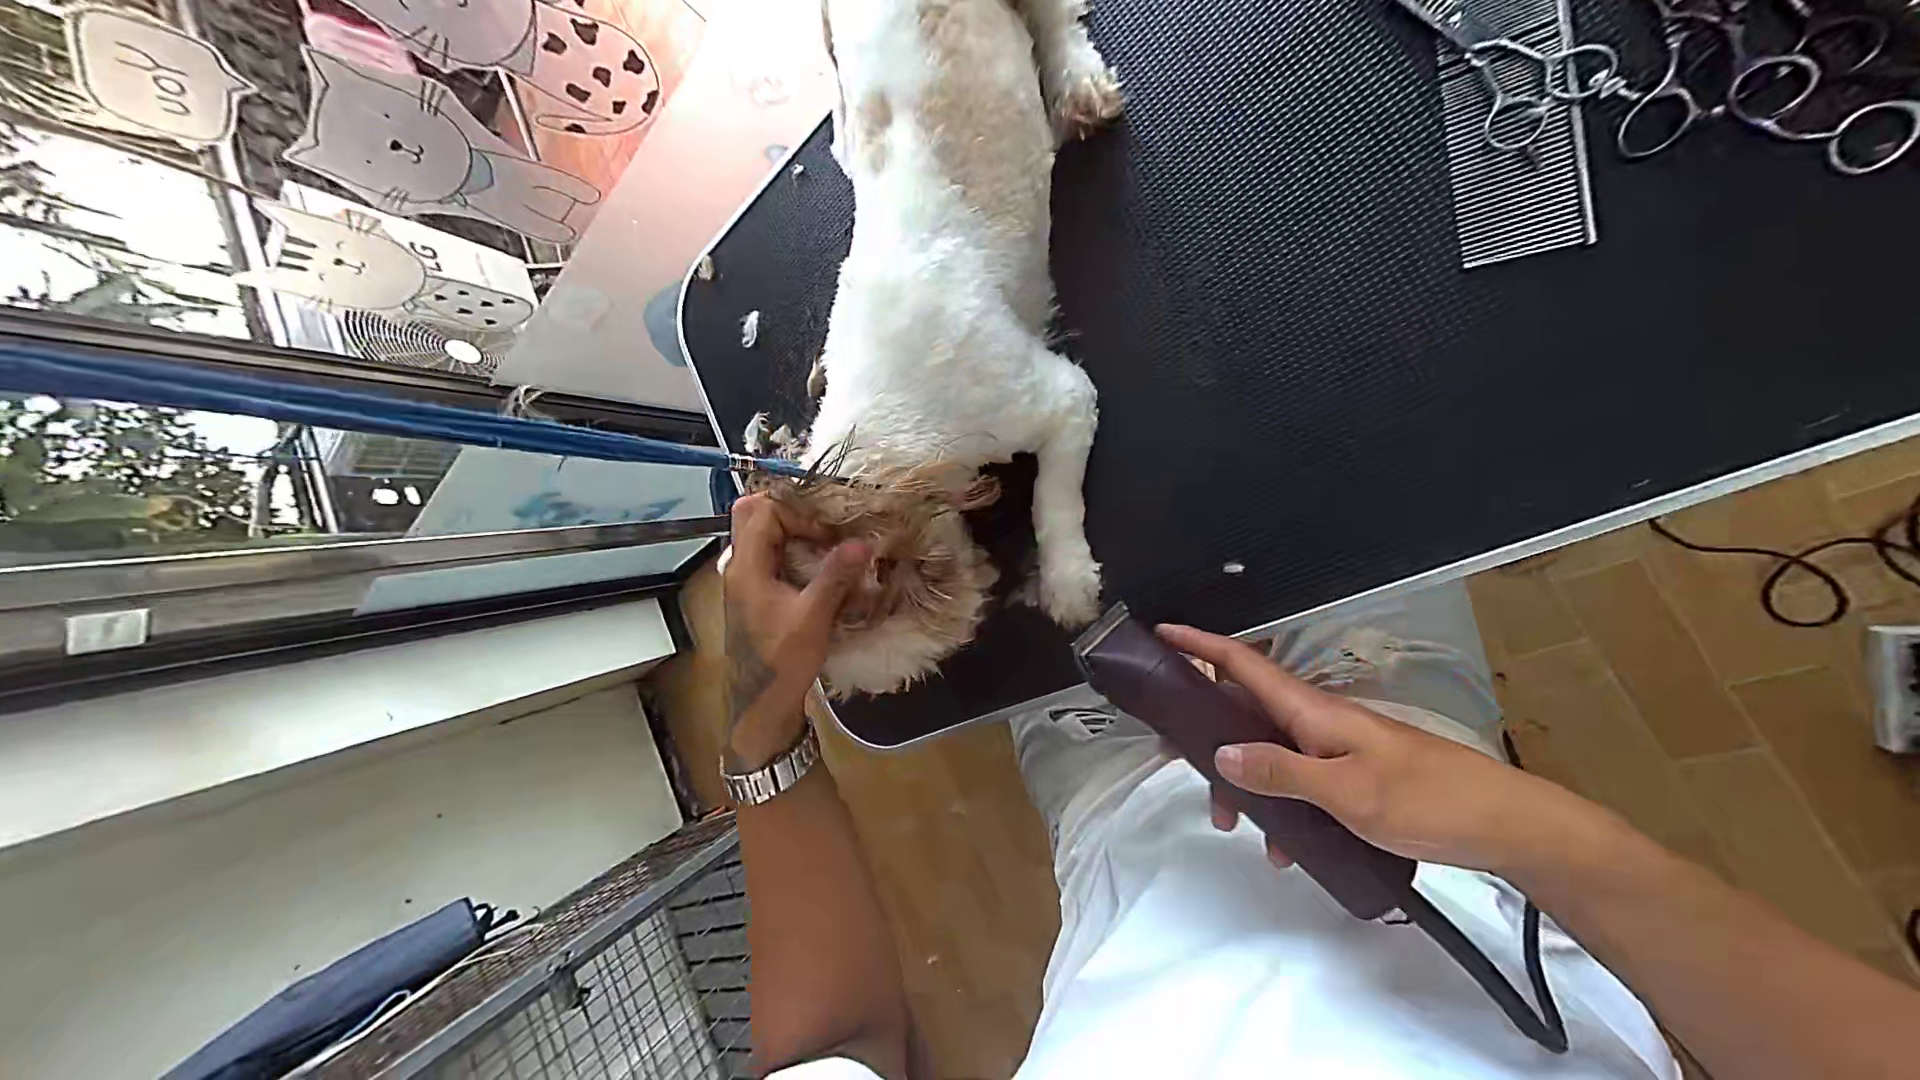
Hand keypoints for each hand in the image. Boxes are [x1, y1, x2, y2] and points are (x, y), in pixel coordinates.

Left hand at [723, 494, 867, 770]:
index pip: (764, 511)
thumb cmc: (782, 662)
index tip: (828, 533)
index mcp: (746, 567)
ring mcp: (746, 578)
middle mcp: (740, 566)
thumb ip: (835, 577)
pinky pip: (771, 553)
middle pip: (754, 514)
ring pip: (762, 533)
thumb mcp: (813, 618)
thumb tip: (861, 542)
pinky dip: (794, 549)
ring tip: (828, 543)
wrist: (762, 703)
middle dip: (792, 512)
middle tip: (824, 526)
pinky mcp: (757, 591)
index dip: (799, 513)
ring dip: (794, 530)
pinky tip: (821, 566)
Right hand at [1155, 623, 1595, 876]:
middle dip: (1208, 735)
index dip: (1199, 644)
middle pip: (1243, 710)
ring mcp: (1332, 745)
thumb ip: (1280, 771)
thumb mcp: (1347, 791)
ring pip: (1266, 749)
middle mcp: (1315, 719)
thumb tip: (1222, 753)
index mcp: (1310, 710)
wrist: (1509, 827)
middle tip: (1183, 766)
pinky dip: (1279, 803)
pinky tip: (1285, 845)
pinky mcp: (1348, 771)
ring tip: (1238, 825)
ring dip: (1244, 782)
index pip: (1242, 663)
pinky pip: (1295, 777)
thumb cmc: (1430, 800)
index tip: (1163, 633)